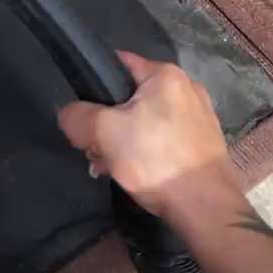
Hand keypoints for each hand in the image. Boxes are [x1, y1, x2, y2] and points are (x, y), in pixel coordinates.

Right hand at [56, 51, 241, 225]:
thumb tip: (68, 115)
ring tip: (108, 164)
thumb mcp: (102, 132)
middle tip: (92, 144)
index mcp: (166, 75)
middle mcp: (187, 89)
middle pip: (130, 97)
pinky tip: (132, 172)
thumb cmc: (155, 159)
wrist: (205, 210)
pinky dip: (146, 151)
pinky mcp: (205, 145)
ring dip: (123, 139)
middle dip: (107, 120)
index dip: (92, 82)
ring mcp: (200, 119)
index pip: (117, 63)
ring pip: (145, 120)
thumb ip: (76, 117)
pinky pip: (164, 139)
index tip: (81, 108)